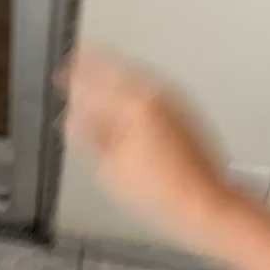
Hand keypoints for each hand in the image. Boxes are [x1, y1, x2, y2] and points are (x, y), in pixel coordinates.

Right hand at [60, 47, 237, 247]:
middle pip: (118, 70)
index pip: (96, 80)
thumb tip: (72, 118)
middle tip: (75, 65)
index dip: (74, 76)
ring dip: (115, 75)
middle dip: (94, 67)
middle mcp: (156, 94)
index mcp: (135, 104)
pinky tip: (125, 100)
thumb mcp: (111, 168)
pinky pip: (152, 88)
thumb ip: (89, 135)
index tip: (61, 75)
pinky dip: (133, 87)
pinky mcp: (185, 111)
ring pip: (136, 77)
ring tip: (96, 80)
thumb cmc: (163, 192)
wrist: (208, 204)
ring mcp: (175, 100)